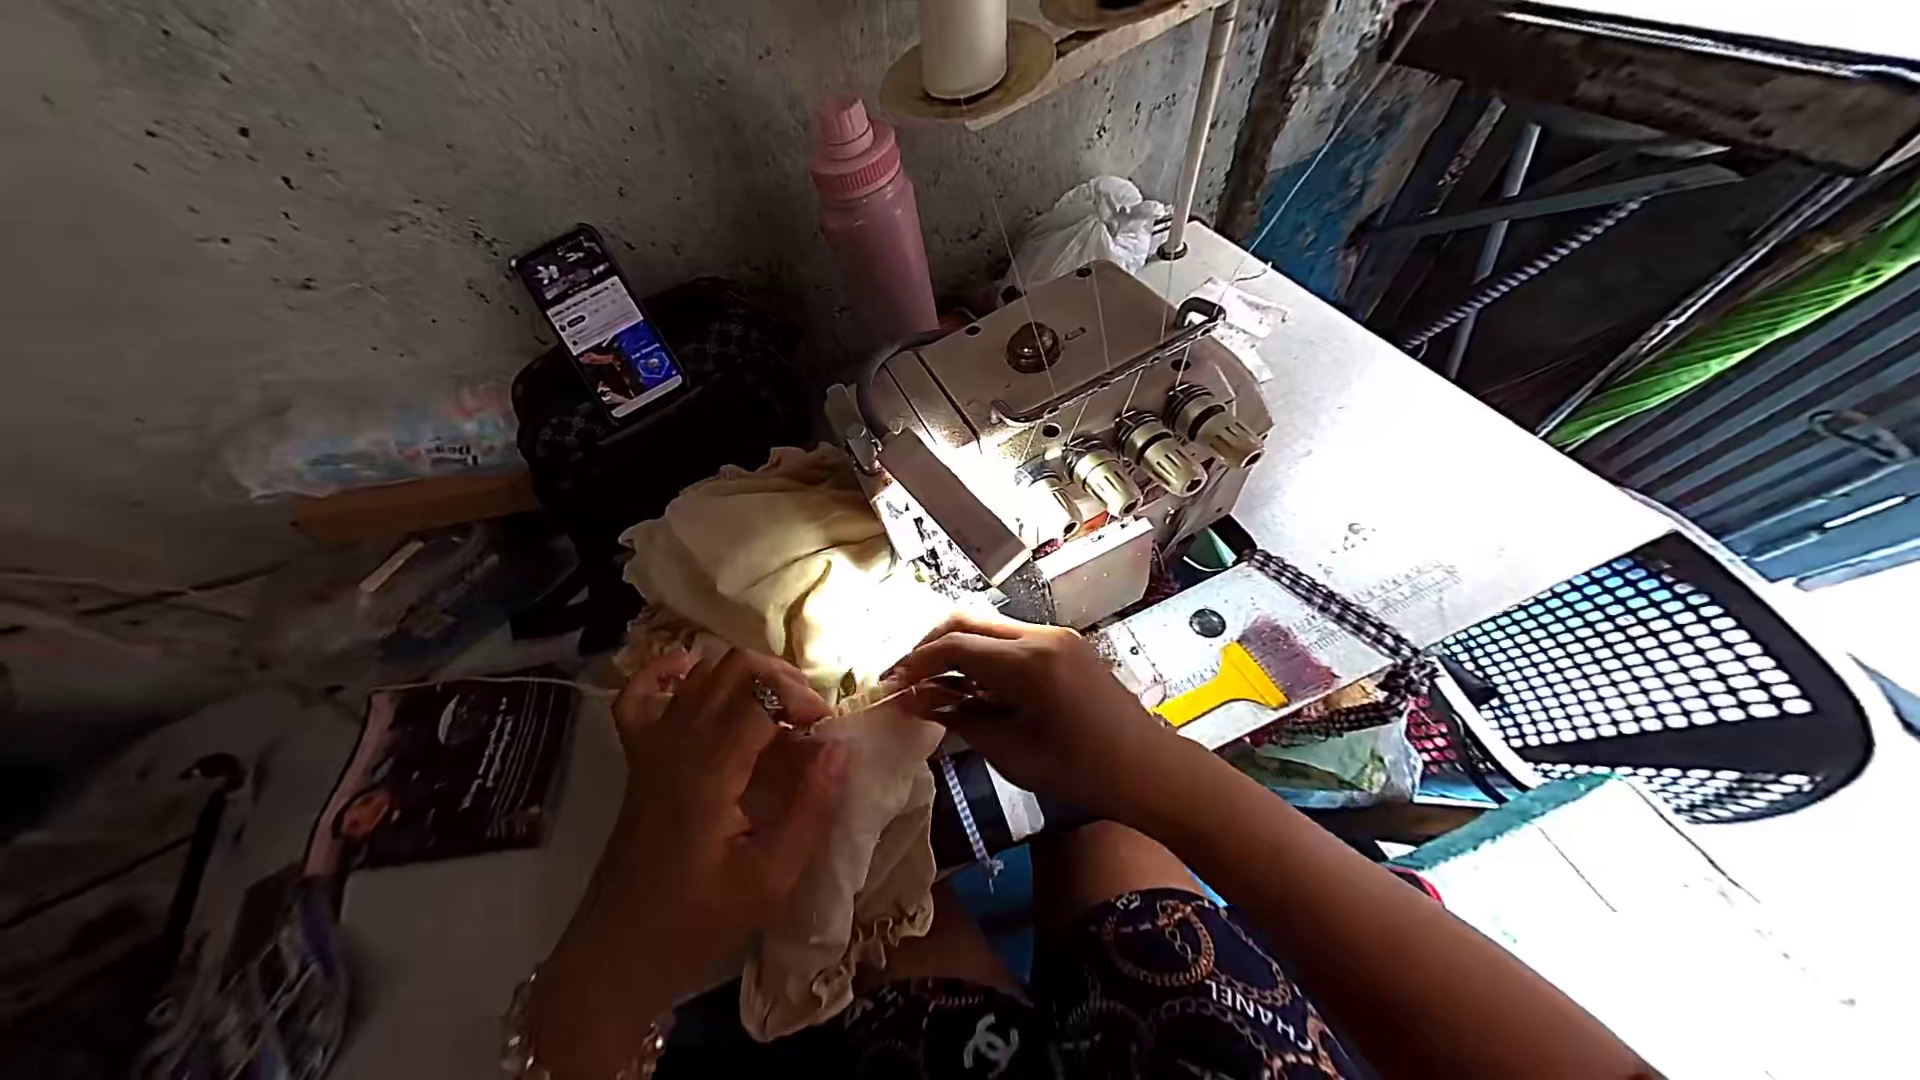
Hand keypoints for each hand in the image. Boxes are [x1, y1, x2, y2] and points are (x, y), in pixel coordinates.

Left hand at [531, 649, 847, 1073]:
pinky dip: (666, 672)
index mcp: (709, 772)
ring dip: (746, 676)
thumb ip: (811, 808)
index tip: (826, 732)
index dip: (803, 701)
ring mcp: (650, 746)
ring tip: (775, 711)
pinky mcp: (637, 758)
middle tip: (807, 719)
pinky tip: (693, 672)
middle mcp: (676, 744)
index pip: (762, 697)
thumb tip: (839, 748)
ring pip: (701, 673)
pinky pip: (639, 694)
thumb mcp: (771, 879)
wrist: (616, 958)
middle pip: (734, 668)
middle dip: (782, 680)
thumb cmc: (697, 923)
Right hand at [886, 611, 1196, 823]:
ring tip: (937, 688)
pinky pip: (1012, 642)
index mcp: (1030, 662)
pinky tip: (974, 688)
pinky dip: (985, 659)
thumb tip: (914, 701)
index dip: (917, 663)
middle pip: (969, 623)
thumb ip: (960, 717)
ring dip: (958, 652)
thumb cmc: (1081, 772)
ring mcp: (1058, 636)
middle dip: (931, 647)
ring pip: (989, 629)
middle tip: (908, 679)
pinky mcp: (1065, 645)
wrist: (1148, 769)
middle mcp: (1043, 635)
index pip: (956, 646)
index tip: (892, 684)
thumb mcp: (1011, 751)